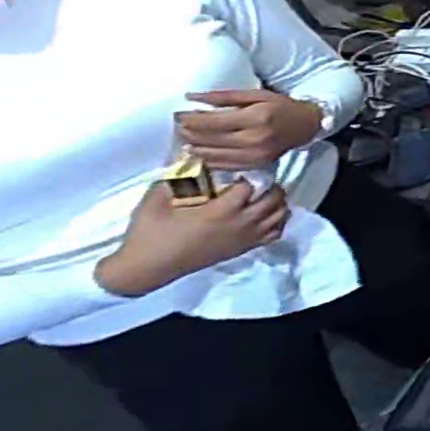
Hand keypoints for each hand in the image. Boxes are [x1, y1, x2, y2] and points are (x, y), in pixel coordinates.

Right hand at [95, 182, 289, 295]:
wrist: (148, 267)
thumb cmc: (150, 233)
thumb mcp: (155, 202)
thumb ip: (175, 181)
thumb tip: (189, 163)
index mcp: (221, 210)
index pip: (250, 186)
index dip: (248, 176)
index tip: (241, 173)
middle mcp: (243, 222)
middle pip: (274, 198)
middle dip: (270, 186)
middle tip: (259, 182)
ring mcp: (249, 236)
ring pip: (281, 214)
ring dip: (278, 202)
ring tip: (264, 197)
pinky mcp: (248, 247)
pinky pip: (277, 232)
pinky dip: (278, 221)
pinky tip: (266, 216)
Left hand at [176, 89, 322, 169]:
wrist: (308, 125)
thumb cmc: (282, 107)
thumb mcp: (257, 95)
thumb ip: (224, 96)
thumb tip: (190, 97)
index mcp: (255, 118)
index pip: (205, 122)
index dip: (185, 118)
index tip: (180, 114)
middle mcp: (254, 139)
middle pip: (202, 139)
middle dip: (186, 131)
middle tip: (184, 125)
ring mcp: (254, 155)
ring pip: (206, 154)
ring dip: (193, 145)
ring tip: (193, 137)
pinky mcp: (255, 164)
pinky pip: (219, 165)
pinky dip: (207, 157)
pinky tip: (207, 149)